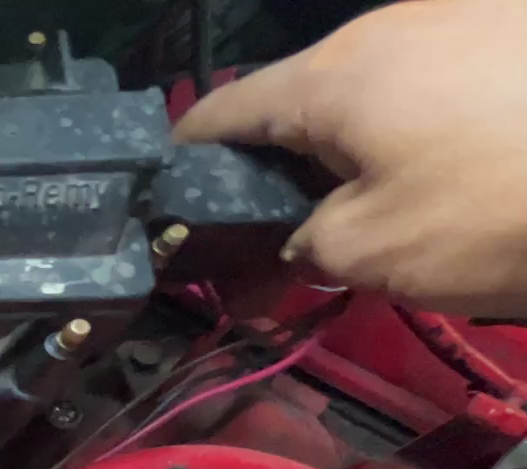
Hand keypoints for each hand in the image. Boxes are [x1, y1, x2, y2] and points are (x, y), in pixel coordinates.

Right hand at [175, 0, 526, 315]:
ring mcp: (480, 14)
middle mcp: (399, 25)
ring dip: (350, 146)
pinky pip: (445, 77)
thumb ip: (299, 240)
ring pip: (373, 87)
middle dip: (271, 163)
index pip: (215, 115)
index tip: (168, 207)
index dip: (178, 164)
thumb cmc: (505, 208)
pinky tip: (449, 168)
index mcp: (334, 75)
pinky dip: (421, 127)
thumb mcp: (358, 252)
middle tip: (275, 225)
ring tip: (367, 202)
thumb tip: (307, 233)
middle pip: (295, 97)